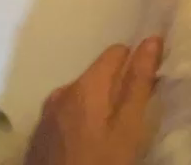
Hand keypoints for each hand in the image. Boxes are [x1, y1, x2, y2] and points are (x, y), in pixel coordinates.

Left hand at [23, 37, 162, 164]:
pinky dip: (81, 121)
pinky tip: (88, 146)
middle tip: (132, 118)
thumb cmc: (100, 164)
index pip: (118, 51)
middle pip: (99, 74)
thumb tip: (152, 39)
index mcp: (84, 85)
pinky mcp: (38, 136)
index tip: (149, 88)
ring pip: (83, 95)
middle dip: (118, 88)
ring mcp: (46, 115)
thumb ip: (139, 82)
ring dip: (99, 106)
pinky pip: (67, 114)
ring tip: (111, 136)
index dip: (137, 64)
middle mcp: (62, 91)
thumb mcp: (128, 129)